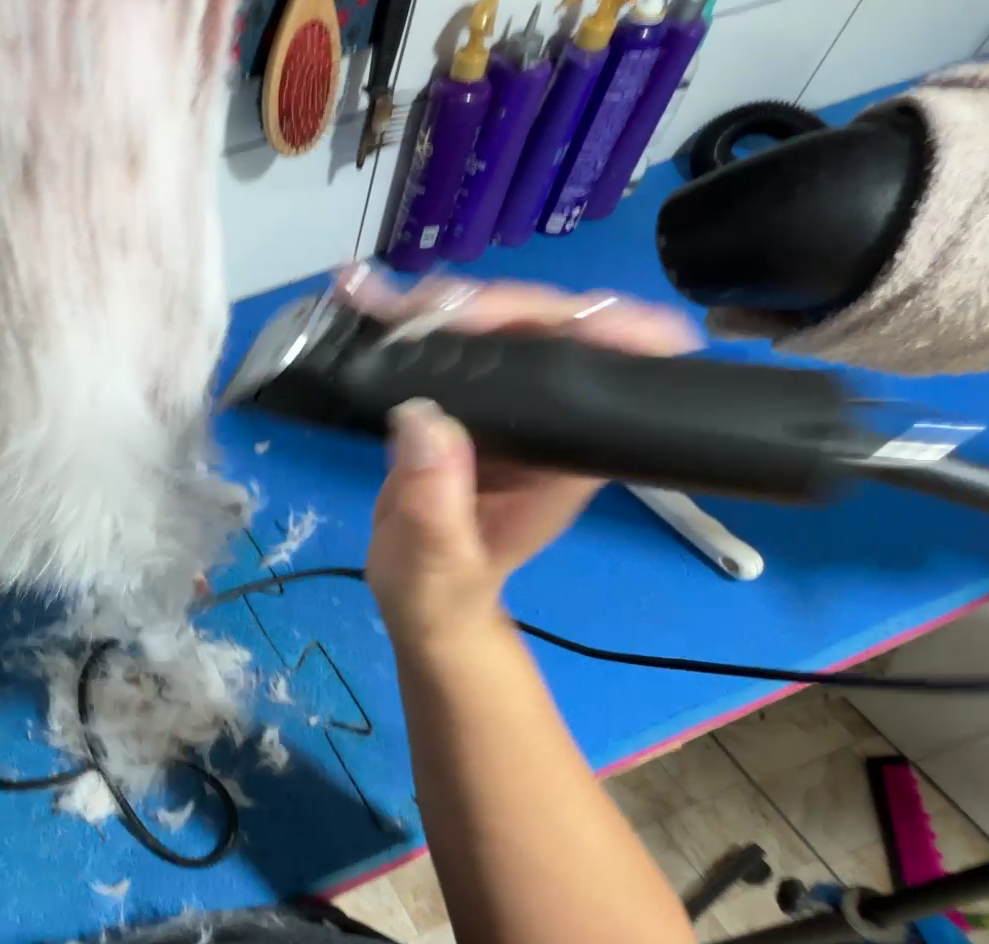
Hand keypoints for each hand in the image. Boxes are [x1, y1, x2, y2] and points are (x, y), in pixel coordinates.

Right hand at [350, 271, 703, 643]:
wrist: (419, 597)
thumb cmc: (441, 591)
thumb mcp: (437, 563)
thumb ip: (434, 504)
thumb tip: (421, 416)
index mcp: (566, 458)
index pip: (621, 375)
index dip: (609, 329)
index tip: (551, 314)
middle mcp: (545, 421)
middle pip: (549, 331)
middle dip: (496, 306)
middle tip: (424, 311)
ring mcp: (500, 408)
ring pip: (495, 327)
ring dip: (444, 304)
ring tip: (383, 301)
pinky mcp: (456, 405)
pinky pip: (442, 350)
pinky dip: (406, 323)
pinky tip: (367, 302)